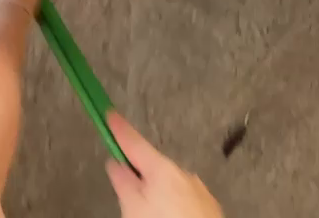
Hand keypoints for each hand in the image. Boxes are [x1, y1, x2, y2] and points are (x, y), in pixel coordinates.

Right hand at [104, 114, 223, 217]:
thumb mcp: (132, 209)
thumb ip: (123, 183)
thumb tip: (115, 162)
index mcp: (162, 168)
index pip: (134, 141)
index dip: (119, 128)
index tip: (108, 111)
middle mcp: (183, 172)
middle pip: (153, 167)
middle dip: (140, 176)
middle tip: (128, 198)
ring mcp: (200, 190)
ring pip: (170, 186)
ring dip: (158, 195)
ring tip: (152, 217)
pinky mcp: (210, 209)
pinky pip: (184, 201)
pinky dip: (174, 208)